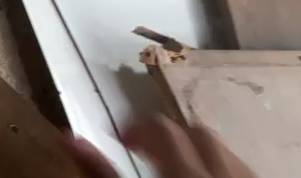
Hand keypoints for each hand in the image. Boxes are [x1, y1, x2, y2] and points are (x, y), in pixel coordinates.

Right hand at [68, 115, 255, 177]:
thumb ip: (102, 173)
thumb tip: (69, 138)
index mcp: (186, 174)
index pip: (160, 126)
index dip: (137, 126)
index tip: (120, 141)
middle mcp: (224, 176)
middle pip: (200, 134)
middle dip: (174, 137)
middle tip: (150, 155)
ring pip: (231, 158)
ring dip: (203, 157)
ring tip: (181, 174)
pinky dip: (226, 176)